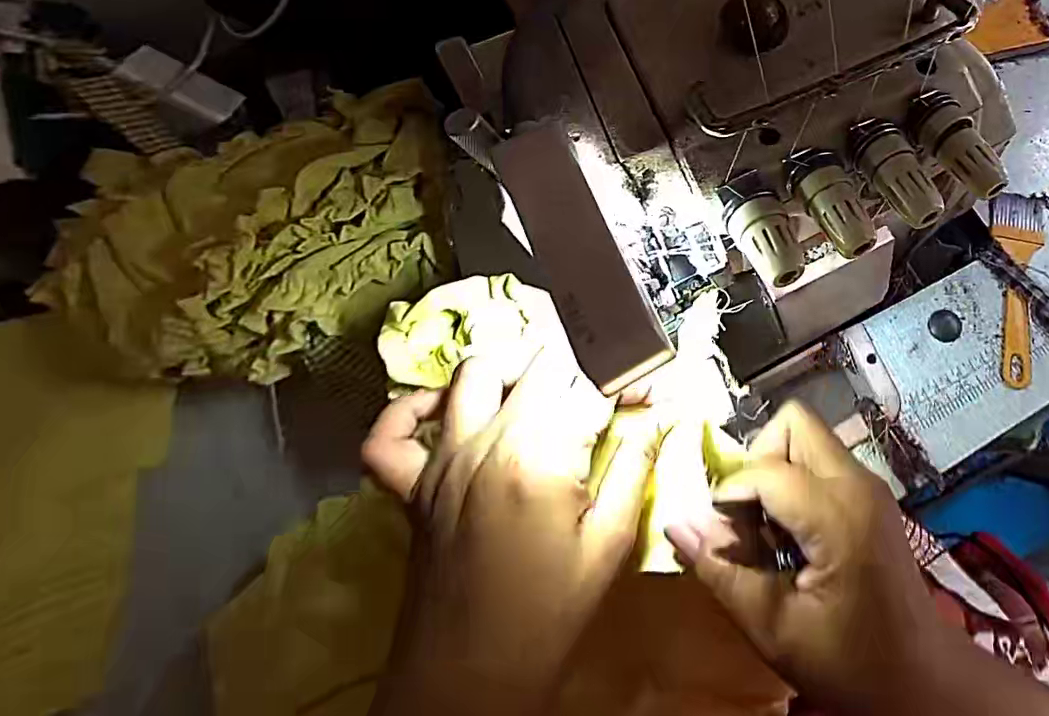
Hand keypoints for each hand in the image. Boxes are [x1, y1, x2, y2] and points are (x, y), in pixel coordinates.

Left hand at [361, 345, 659, 715]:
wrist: (469, 683)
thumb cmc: (550, 613)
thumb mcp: (611, 540)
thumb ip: (636, 463)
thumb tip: (658, 413)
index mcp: (538, 457)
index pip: (592, 386)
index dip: (629, 384)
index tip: (648, 399)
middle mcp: (484, 444)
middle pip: (540, 367)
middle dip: (585, 369)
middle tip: (610, 396)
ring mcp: (440, 463)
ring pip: (473, 374)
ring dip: (515, 365)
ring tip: (549, 385)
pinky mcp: (411, 488)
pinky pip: (389, 435)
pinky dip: (412, 409)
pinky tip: (448, 409)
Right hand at [663, 402, 951, 713]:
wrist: (920, 675)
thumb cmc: (851, 661)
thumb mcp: (776, 629)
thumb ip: (724, 572)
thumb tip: (676, 524)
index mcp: (839, 512)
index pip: (768, 468)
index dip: (731, 495)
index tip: (721, 537)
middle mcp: (857, 481)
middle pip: (794, 423)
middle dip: (758, 460)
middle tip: (747, 519)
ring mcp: (868, 482)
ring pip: (807, 437)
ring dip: (775, 472)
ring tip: (767, 533)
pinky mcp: (870, 492)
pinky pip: (821, 460)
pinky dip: (794, 483)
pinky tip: (790, 536)